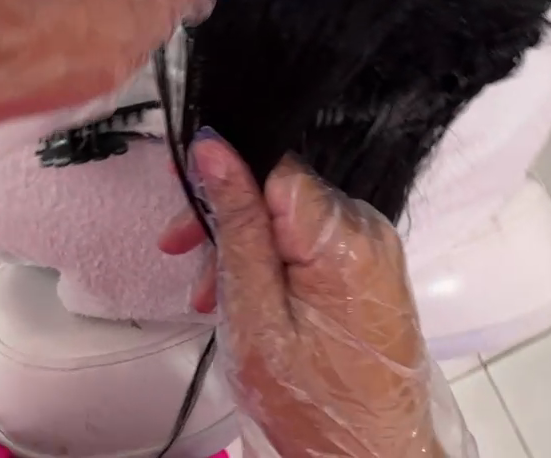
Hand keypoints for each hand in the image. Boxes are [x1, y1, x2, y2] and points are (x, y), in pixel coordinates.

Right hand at [167, 135, 466, 457]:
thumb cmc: (311, 403)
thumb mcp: (254, 313)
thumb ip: (236, 223)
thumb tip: (213, 147)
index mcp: (342, 236)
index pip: (273, 165)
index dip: (223, 170)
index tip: (182, 187)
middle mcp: (365, 227)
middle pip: (277, 189)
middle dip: (225, 216)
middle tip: (179, 249)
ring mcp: (371, 246)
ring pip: (287, 214)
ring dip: (242, 242)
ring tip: (206, 292)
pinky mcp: (368, 264)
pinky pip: (308, 239)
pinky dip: (272, 258)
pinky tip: (243, 290)